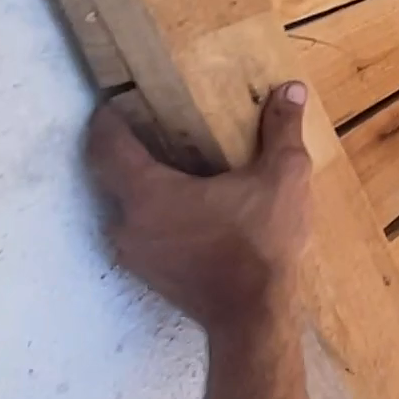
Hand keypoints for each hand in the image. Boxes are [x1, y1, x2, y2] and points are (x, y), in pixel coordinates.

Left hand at [86, 82, 312, 334]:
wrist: (254, 310)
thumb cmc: (263, 237)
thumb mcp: (284, 174)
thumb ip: (282, 129)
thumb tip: (290, 88)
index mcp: (149, 194)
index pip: (108, 149)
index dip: (108, 122)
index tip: (115, 102)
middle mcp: (126, 223)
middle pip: (114, 177)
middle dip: (133, 150)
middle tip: (161, 126)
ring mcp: (133, 252)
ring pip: (129, 206)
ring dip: (149, 183)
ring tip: (186, 165)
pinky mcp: (149, 271)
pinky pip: (144, 228)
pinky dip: (161, 209)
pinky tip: (199, 204)